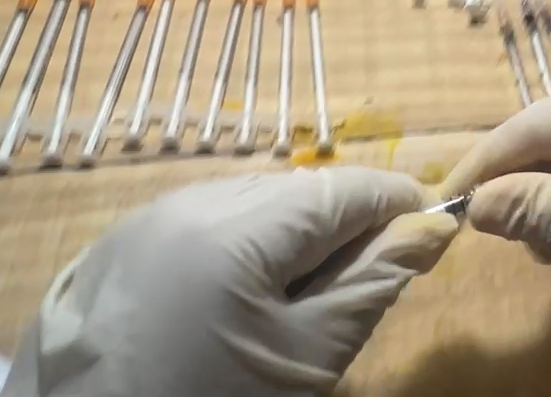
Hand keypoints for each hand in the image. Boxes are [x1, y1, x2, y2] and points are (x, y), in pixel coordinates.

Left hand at [0, 168, 456, 396]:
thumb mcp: (305, 363)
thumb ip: (375, 282)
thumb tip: (433, 226)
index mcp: (236, 228)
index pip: (345, 188)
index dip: (395, 201)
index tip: (430, 225)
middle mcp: (189, 202)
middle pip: (299, 190)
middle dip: (342, 223)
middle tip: (360, 280)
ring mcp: (145, 219)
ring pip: (254, 200)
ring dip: (293, 232)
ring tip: (296, 296)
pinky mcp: (116, 244)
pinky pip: (205, 220)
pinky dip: (241, 243)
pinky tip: (235, 298)